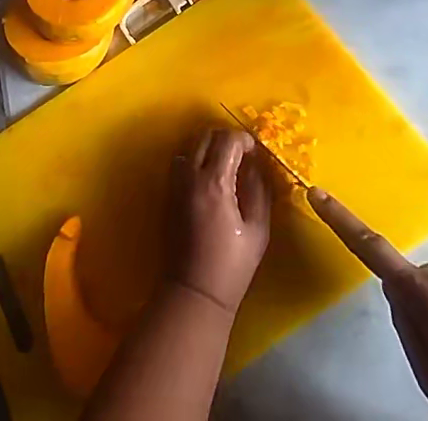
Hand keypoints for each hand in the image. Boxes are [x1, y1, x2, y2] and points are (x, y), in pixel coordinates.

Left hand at [171, 128, 272, 313]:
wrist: (193, 291)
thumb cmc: (231, 265)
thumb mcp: (257, 229)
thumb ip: (258, 190)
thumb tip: (257, 165)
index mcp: (215, 183)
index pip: (228, 140)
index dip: (245, 140)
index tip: (255, 153)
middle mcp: (191, 176)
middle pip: (206, 136)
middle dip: (226, 138)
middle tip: (243, 155)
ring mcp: (176, 184)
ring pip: (191, 146)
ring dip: (209, 147)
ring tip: (226, 165)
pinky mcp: (168, 194)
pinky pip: (182, 162)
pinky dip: (196, 159)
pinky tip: (210, 179)